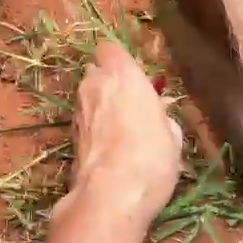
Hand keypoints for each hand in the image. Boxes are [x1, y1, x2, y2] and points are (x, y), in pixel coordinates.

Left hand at [55, 42, 183, 236]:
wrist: (111, 193)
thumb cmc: (151, 155)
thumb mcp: (172, 135)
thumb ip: (161, 116)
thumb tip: (157, 115)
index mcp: (123, 74)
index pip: (109, 49)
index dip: (118, 60)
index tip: (133, 76)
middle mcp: (95, 84)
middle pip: (96, 72)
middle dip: (108, 82)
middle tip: (129, 103)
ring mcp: (78, 109)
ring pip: (87, 96)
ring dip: (99, 105)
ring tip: (119, 129)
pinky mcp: (70, 135)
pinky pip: (84, 120)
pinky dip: (93, 127)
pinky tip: (108, 147)